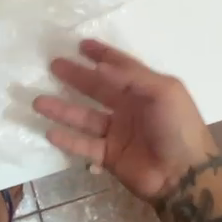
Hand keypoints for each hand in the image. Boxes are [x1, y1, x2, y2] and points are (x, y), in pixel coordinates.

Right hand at [32, 39, 218, 201]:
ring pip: (84, 117)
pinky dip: (68, 139)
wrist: (183, 175)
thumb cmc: (178, 128)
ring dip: (62, 109)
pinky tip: (50, 132)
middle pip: (97, 89)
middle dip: (76, 77)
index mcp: (146, 90)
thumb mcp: (163, 92)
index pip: (121, 67)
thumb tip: (100, 66)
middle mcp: (130, 108)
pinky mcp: (109, 156)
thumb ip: (131, 78)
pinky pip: (84, 145)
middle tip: (54, 66)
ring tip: (38, 101)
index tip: (81, 45)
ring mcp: (118, 133)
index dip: (102, 55)